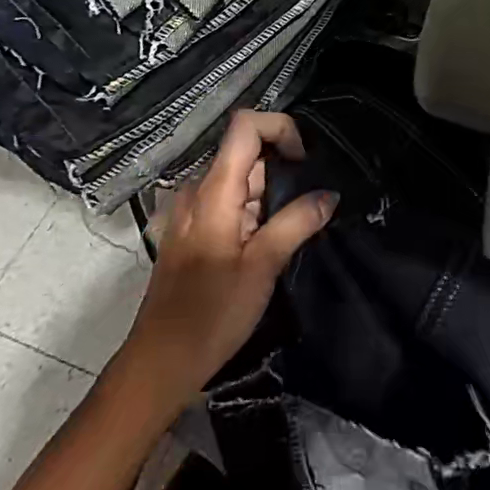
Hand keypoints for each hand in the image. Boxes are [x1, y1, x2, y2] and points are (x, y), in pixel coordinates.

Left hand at [124, 110, 336, 388]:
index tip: (304, 162)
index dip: (281, 128)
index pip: (246, 126)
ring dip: (270, 194)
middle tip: (306, 208)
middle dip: (282, 170)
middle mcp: (197, 191)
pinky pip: (229, 201)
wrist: (160, 363)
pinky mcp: (192, 231)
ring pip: (240, 179)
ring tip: (291, 231)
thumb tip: (329, 195)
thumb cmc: (211, 314)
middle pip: (246, 152)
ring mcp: (191, 211)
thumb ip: (297, 222)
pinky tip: (267, 244)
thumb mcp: (263, 267)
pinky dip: (254, 210)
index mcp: (213, 191)